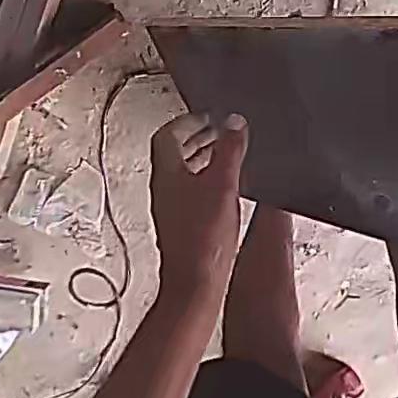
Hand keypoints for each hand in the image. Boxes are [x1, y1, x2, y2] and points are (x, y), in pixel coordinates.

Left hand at [149, 112, 248, 306]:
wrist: (195, 282)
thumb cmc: (203, 239)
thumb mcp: (224, 185)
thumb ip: (230, 150)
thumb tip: (234, 123)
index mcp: (167, 174)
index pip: (167, 135)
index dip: (187, 120)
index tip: (207, 116)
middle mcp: (163, 189)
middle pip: (173, 152)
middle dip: (196, 136)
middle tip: (217, 129)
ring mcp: (169, 207)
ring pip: (181, 172)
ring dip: (201, 157)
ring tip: (223, 152)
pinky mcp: (180, 223)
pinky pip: (188, 190)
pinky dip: (204, 178)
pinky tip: (224, 186)